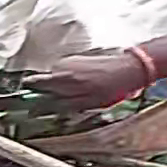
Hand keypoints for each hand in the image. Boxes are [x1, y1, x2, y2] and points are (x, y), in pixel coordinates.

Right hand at [25, 50, 149, 108]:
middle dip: (48, 88)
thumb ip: (58, 104)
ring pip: (57, 74)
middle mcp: (62, 66)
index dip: (29, 92)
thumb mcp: (84, 103)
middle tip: (62, 97)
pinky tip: (88, 81)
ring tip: (80, 89)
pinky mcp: (81, 56)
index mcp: (60, 78)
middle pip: (43, 78)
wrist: (137, 67)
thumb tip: (36, 109)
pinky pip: (68, 68)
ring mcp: (71, 59)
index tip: (32, 99)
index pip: (32, 83)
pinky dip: (73, 75)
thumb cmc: (112, 87)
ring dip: (62, 82)